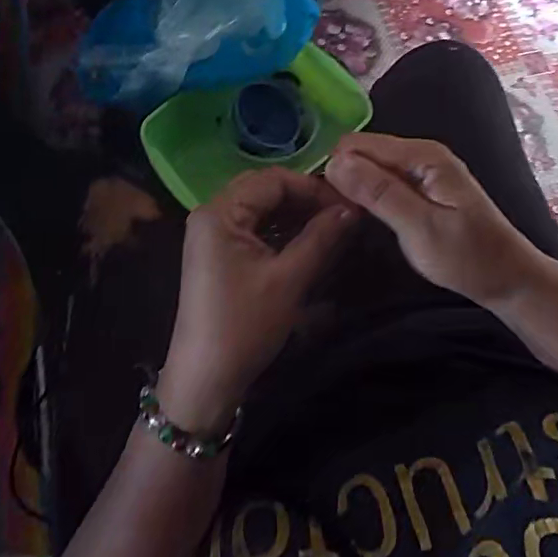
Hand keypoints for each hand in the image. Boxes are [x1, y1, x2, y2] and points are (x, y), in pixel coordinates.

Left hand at [160, 168, 357, 433]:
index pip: (271, 180)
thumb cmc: (244, 324)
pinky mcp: (216, 255)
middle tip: (343, 213)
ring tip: (333, 227)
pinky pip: (251, 229)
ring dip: (293, 215)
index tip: (349, 202)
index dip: (312, 187)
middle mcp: (210, 215)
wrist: (205, 376)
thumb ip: (320, 238)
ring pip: (258, 210)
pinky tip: (307, 241)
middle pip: (263, 191)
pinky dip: (279, 232)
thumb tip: (352, 208)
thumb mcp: (288, 280)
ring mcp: (210, 235)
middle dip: (304, 199)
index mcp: (218, 212)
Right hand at [325, 133, 551, 306]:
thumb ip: (378, 192)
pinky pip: (379, 180)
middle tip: (335, 215)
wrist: (508, 280)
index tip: (324, 203)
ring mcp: (419, 169)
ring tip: (344, 217)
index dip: (335, 169)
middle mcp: (419, 153)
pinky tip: (361, 217)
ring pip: (367, 167)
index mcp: (422, 155)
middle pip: (359, 152)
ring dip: (351, 188)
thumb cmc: (467, 258)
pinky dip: (366, 195)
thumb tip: (334, 162)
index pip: (355, 145)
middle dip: (341, 177)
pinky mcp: (418, 186)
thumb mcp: (420, 228)